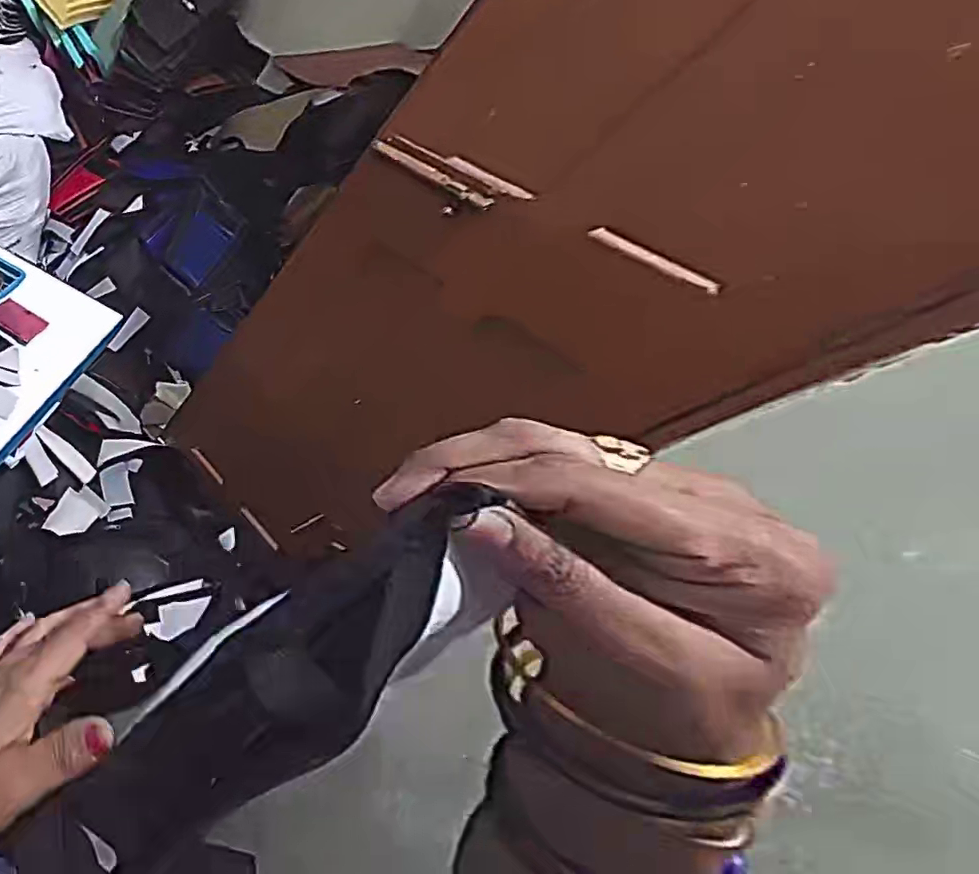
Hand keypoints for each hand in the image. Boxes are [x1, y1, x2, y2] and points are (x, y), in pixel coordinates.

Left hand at [0, 584, 144, 855]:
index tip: (123, 597)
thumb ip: (68, 752)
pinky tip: (35, 628)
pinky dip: (38, 630)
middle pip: (57, 628)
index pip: (70, 638)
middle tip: (123, 604)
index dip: (100, 615)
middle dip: (94, 612)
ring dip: (71, 617)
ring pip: (40, 631)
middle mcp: (9, 672)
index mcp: (22, 685)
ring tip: (94, 611)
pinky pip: (18, 643)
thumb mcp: (24, 779)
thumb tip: (105, 730)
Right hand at [374, 419, 834, 762]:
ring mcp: (660, 486)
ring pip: (540, 439)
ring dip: (464, 459)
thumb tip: (478, 519)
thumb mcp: (638, 656)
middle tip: (405, 488)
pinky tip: (443, 486)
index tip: (433, 498)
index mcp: (751, 549)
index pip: (598, 485)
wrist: (683, 717)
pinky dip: (479, 469)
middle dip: (468, 460)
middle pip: (564, 447)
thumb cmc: (679, 704)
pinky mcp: (615, 485)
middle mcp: (710, 500)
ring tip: (413, 487)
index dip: (502, 482)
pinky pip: (535, 456)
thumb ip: (562, 581)